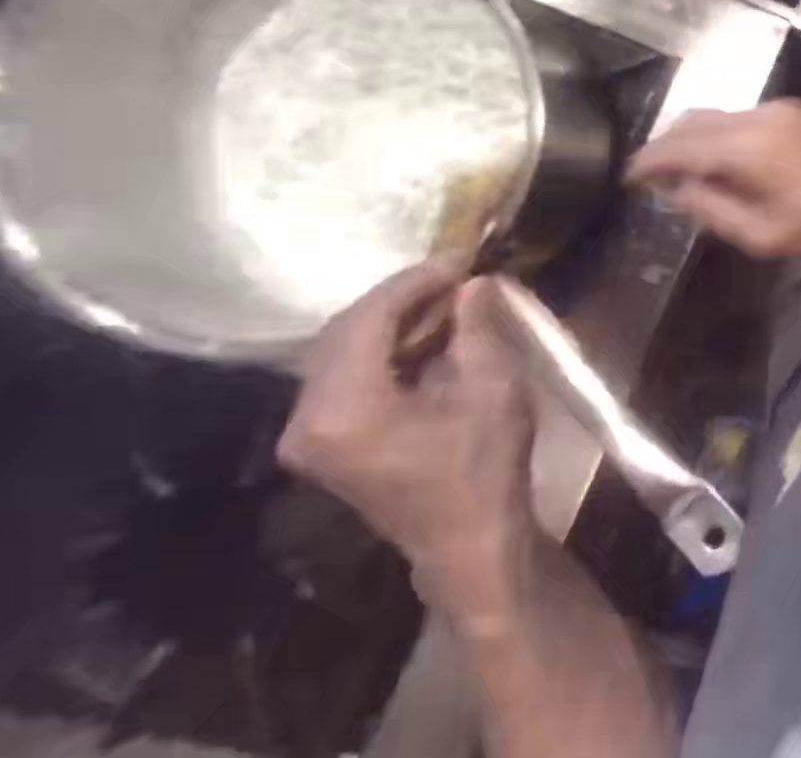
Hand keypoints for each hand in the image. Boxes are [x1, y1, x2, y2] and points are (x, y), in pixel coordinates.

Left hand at [279, 265, 535, 617]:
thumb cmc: (484, 467)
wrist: (469, 539)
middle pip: (346, 333)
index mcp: (342, 407)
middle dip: (403, 299)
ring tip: (450, 303)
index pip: (367, 320)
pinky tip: (431, 339)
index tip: (462, 260)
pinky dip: (390, 350)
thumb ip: (479, 329)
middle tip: (457, 278)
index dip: (415, 283)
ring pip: (345, 353)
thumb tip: (476, 283)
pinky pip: (350, 376)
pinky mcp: (326, 441)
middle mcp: (307, 417)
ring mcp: (310, 432)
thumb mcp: (493, 389)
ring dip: (397, 323)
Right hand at [626, 100, 800, 257]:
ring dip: (694, 138)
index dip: (648, 161)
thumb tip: (678, 190)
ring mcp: (780, 109)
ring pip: (718, 116)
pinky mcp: (797, 110)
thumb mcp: (764, 235)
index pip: (679, 147)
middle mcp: (758, 117)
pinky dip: (723, 133)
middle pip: (692, 122)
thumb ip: (713, 210)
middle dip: (666, 145)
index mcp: (746, 148)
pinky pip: (744, 116)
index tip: (630, 176)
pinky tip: (726, 157)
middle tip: (652, 173)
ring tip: (685, 169)